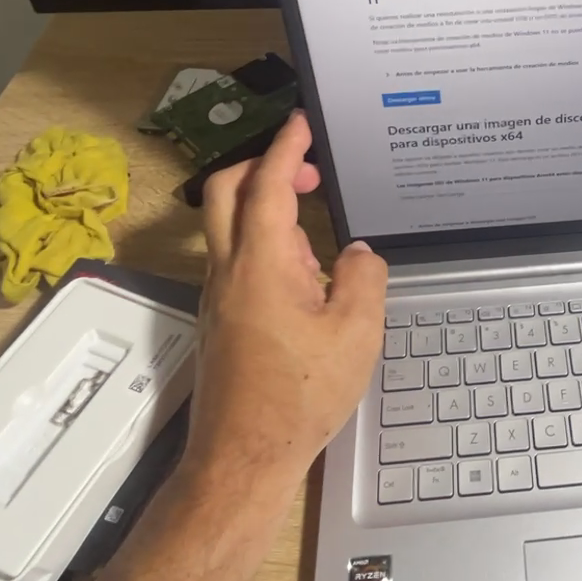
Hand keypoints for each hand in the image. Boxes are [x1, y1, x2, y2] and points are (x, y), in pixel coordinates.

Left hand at [185, 111, 387, 487]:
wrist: (243, 456)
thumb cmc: (299, 396)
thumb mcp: (356, 332)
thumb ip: (362, 277)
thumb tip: (357, 252)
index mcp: (262, 265)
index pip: (266, 185)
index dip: (286, 147)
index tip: (301, 124)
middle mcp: (229, 272)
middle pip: (225, 191)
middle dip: (263, 166)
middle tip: (306, 171)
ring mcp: (219, 295)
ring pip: (228, 225)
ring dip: (266, 206)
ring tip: (314, 223)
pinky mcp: (221, 317)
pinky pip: (237, 258)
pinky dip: (265, 241)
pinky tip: (303, 271)